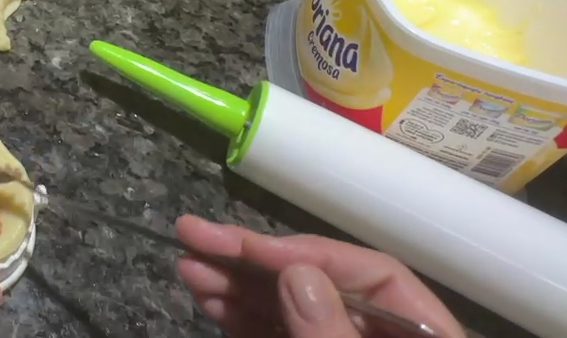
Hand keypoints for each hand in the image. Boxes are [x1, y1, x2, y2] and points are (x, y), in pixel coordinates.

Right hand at [174, 216, 464, 337]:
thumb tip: (297, 271)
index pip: (378, 276)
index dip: (307, 255)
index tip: (244, 248)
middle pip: (324, 289)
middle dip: (252, 265)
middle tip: (189, 237)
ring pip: (294, 310)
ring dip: (236, 287)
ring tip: (187, 269)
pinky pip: (281, 334)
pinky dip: (243, 317)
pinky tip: (208, 298)